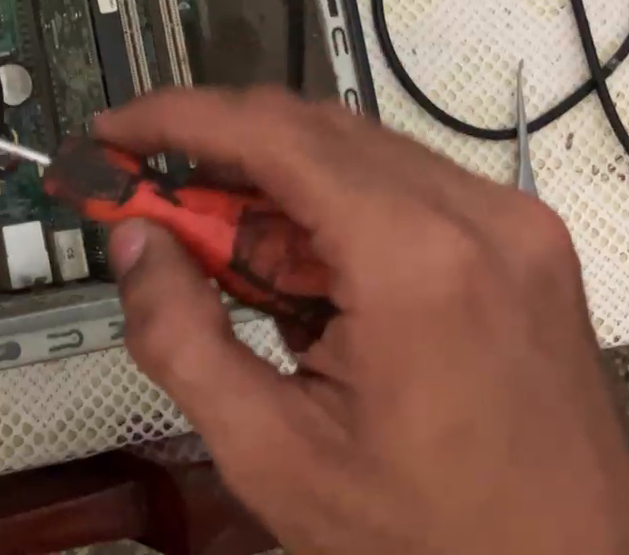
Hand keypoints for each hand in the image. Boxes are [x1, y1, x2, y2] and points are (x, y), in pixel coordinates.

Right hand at [97, 88, 628, 554]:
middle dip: (207, 144)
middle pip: (304, 126)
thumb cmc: (419, 540)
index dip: (174, 116)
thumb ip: (176, 333)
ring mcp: (511, 223)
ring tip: (207, 233)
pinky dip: (314, 195)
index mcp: (417, 260)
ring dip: (259, 170)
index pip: (269, 133)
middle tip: (140, 186)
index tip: (110, 131)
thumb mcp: (266, 450)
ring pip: (345, 144)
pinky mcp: (519, 243)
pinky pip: (388, 177)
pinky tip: (287, 257)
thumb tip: (132, 235)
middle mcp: (478, 215)